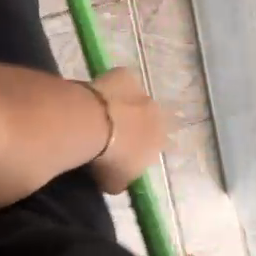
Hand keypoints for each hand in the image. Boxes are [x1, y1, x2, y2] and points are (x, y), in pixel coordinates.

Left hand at [86, 68, 169, 193]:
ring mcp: (142, 92)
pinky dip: (112, 85)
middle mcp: (157, 114)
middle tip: (116, 130)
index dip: (143, 146)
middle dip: (136, 123)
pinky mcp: (125, 74)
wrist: (95, 124)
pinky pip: (121, 79)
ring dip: (125, 103)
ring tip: (104, 111)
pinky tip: (99, 92)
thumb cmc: (110, 160)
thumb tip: (117, 177)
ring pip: (136, 98)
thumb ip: (122, 178)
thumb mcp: (117, 181)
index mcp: (160, 141)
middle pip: (148, 118)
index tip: (129, 150)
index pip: (158, 144)